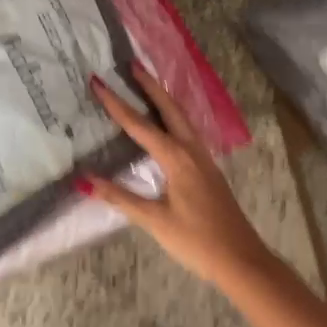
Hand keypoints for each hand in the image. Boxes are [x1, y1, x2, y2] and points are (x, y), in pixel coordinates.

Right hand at [79, 66, 276, 292]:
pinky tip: (168, 122)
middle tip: (132, 65)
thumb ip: (120, 197)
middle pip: (169, 109)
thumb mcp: (155, 221)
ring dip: (163, 98)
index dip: (116, 104)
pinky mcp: (208, 170)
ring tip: (147, 84)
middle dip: (150, 86)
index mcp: (177, 158)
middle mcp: (192, 151)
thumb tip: (84, 180)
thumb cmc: (197, 241)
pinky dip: (173, 116)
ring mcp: (204, 159)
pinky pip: (187, 131)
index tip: (98, 81)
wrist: (242, 261)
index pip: (140, 125)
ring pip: (181, 118)